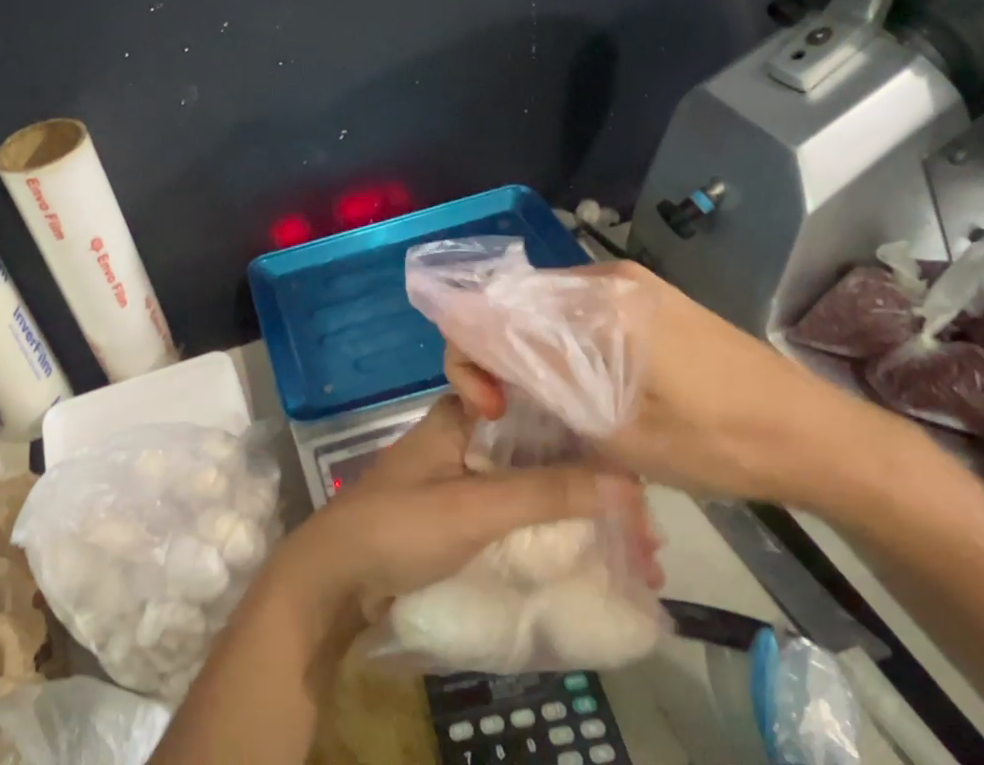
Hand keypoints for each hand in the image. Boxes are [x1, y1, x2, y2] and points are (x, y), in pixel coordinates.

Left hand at [274, 396, 662, 623]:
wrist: (332, 581)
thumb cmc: (397, 528)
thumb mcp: (474, 507)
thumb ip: (548, 491)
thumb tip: (631, 484)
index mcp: (462, 414)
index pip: (539, 401)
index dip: (593, 429)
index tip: (641, 465)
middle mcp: (469, 437)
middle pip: (548, 448)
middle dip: (602, 484)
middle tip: (651, 531)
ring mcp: (468, 477)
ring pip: (541, 482)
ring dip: (588, 512)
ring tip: (642, 554)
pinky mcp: (465, 514)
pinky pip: (525, 512)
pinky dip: (562, 531)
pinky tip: (602, 558)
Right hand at [443, 260, 896, 509]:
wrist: (817, 440)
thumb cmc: (715, 443)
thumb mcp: (612, 428)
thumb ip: (536, 378)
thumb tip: (473, 341)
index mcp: (596, 300)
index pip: (491, 308)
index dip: (469, 356)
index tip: (489, 409)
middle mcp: (608, 279)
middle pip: (514, 306)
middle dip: (495, 357)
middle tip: (509, 415)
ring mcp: (634, 289)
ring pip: (545, 315)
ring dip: (527, 357)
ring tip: (544, 411)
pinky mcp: (652, 306)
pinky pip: (579, 320)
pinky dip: (560, 352)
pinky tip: (576, 393)